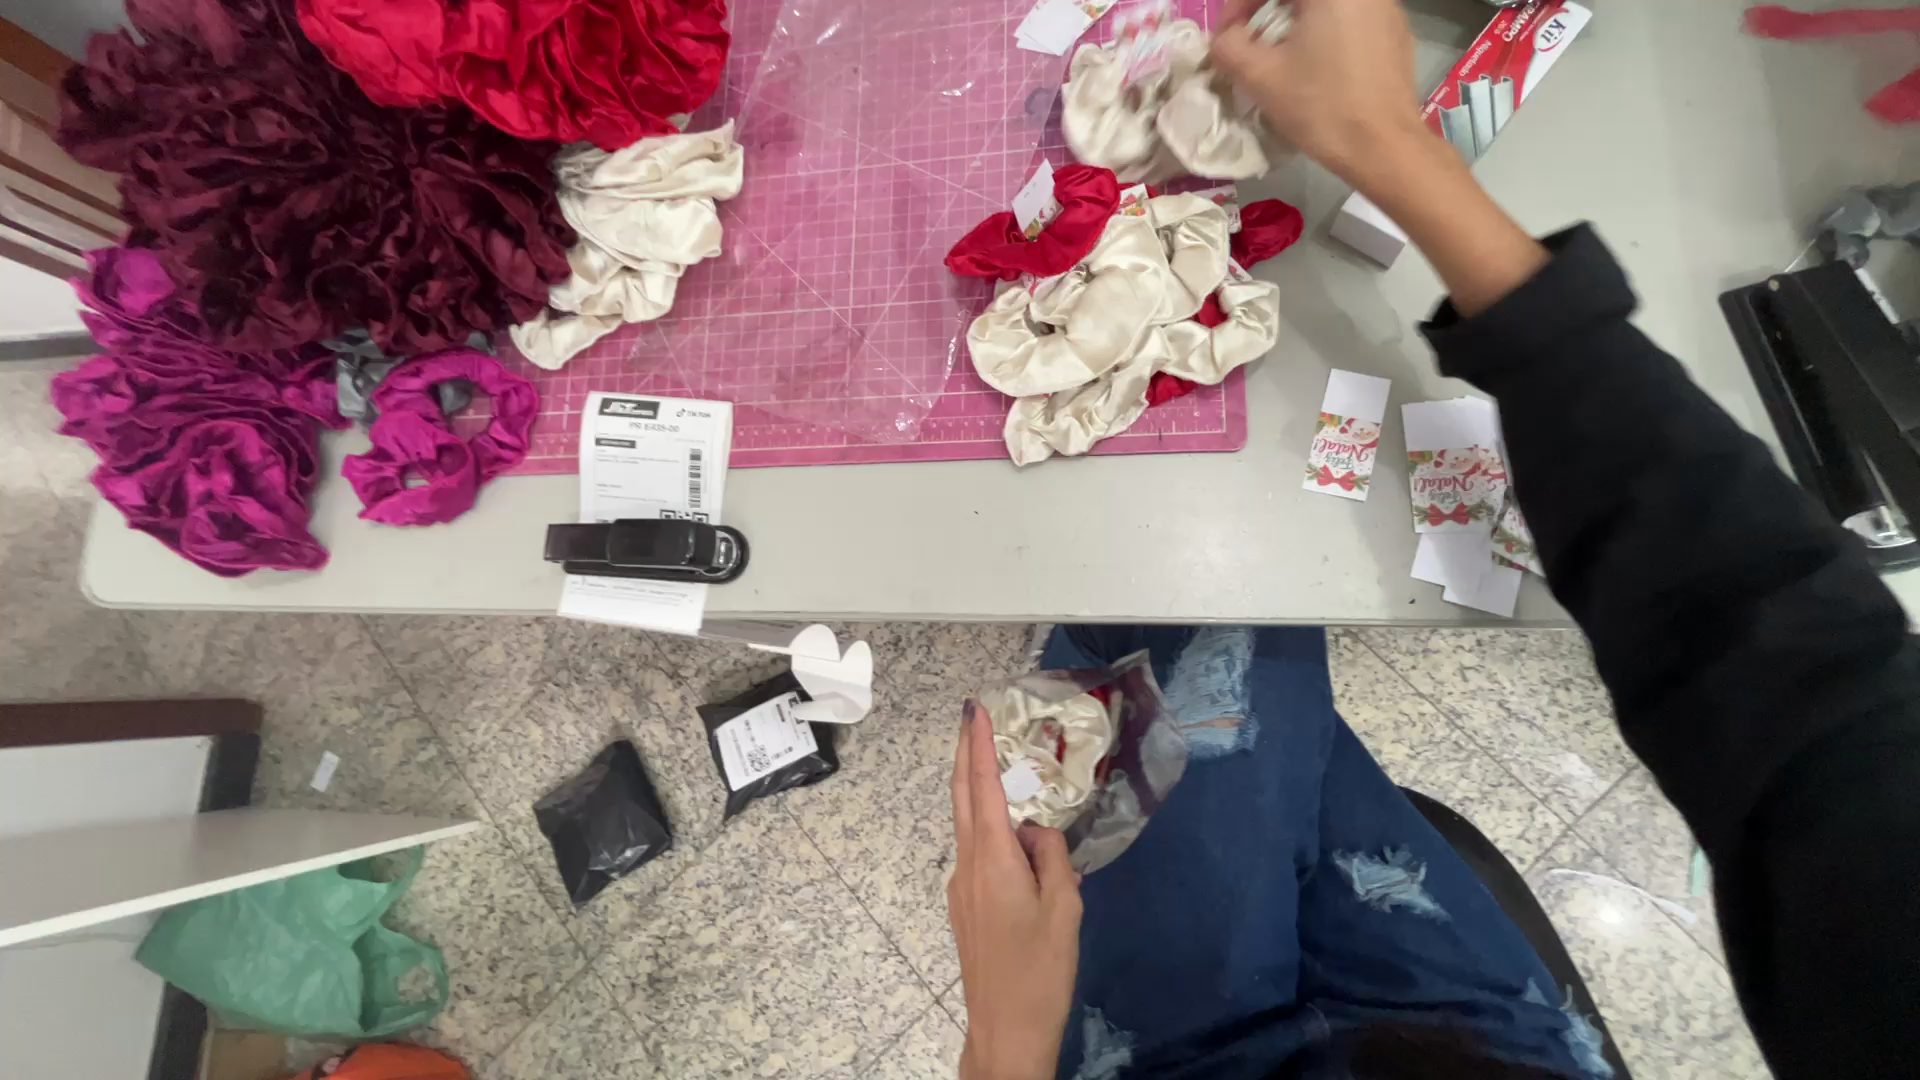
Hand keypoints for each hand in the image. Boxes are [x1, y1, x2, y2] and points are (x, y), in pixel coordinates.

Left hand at [949, 700, 1082, 1079]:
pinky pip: (977, 850)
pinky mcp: (964, 902)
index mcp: (992, 857)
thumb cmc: (1040, 969)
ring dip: (980, 790)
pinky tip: (1019, 842)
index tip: (974, 709)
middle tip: (972, 717)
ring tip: (1004, 768)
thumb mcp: (1064, 907)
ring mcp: (960, 883)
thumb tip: (1035, 830)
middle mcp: (967, 862)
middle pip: (962, 796)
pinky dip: (991, 828)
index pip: (982, 786)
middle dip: (965, 752)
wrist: (1005, 1030)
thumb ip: (1051, 855)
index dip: (977, 744)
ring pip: (969, 823)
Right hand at [1211, 0, 1425, 183]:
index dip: (1237, 4)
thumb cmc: (1319, 106)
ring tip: (1279, 58)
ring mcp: (1383, 1)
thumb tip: (1222, 39)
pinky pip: (1348, 14)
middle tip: (1248, 44)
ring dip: (1292, 20)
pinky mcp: (1393, 27)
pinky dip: (1322, 30)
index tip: (1223, 38)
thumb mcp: (1262, 79)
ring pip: (1323, 4)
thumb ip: (1230, 49)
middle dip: (1265, 10)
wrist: (1381, 143)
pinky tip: (1315, 67)